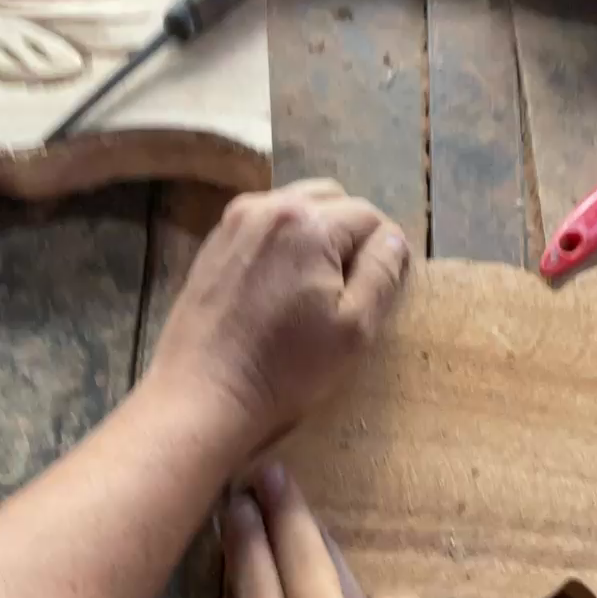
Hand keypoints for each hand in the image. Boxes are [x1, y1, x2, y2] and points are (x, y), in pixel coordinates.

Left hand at [147, 179, 410, 450]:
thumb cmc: (284, 370)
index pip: (370, 217)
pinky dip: (283, 246)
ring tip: (314, 289)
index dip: (384, 254)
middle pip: (333, 201)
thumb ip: (383, 274)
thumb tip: (394, 239)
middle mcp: (268, 206)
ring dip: (316, 238)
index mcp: (308, 223)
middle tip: (348, 291)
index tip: (378, 295)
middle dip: (350, 237)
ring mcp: (233, 222)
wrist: (203, 396)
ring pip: (296, 209)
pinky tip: (279, 290)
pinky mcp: (212, 245)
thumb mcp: (354, 330)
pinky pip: (264, 227)